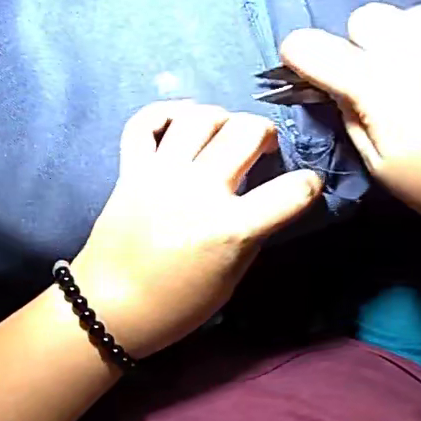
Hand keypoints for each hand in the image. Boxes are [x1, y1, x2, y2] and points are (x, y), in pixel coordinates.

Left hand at [67, 102, 322, 358]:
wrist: (111, 308)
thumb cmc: (177, 305)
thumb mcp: (231, 279)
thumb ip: (253, 234)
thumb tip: (268, 202)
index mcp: (230, 228)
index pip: (291, 190)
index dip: (309, 184)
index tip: (305, 186)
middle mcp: (199, 191)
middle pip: (247, 131)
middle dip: (266, 133)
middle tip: (262, 147)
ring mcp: (162, 174)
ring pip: (201, 116)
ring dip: (223, 117)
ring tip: (225, 133)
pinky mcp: (131, 169)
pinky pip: (145, 122)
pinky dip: (165, 112)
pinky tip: (182, 121)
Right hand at [279, 0, 420, 256]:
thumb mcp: (387, 170)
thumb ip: (353, 120)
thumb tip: (341, 89)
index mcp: (377, 85)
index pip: (312, 48)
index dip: (301, 55)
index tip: (307, 65)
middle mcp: (412, 42)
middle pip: (366, 20)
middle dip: (368, 49)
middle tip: (396, 86)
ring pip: (416, 15)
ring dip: (418, 41)